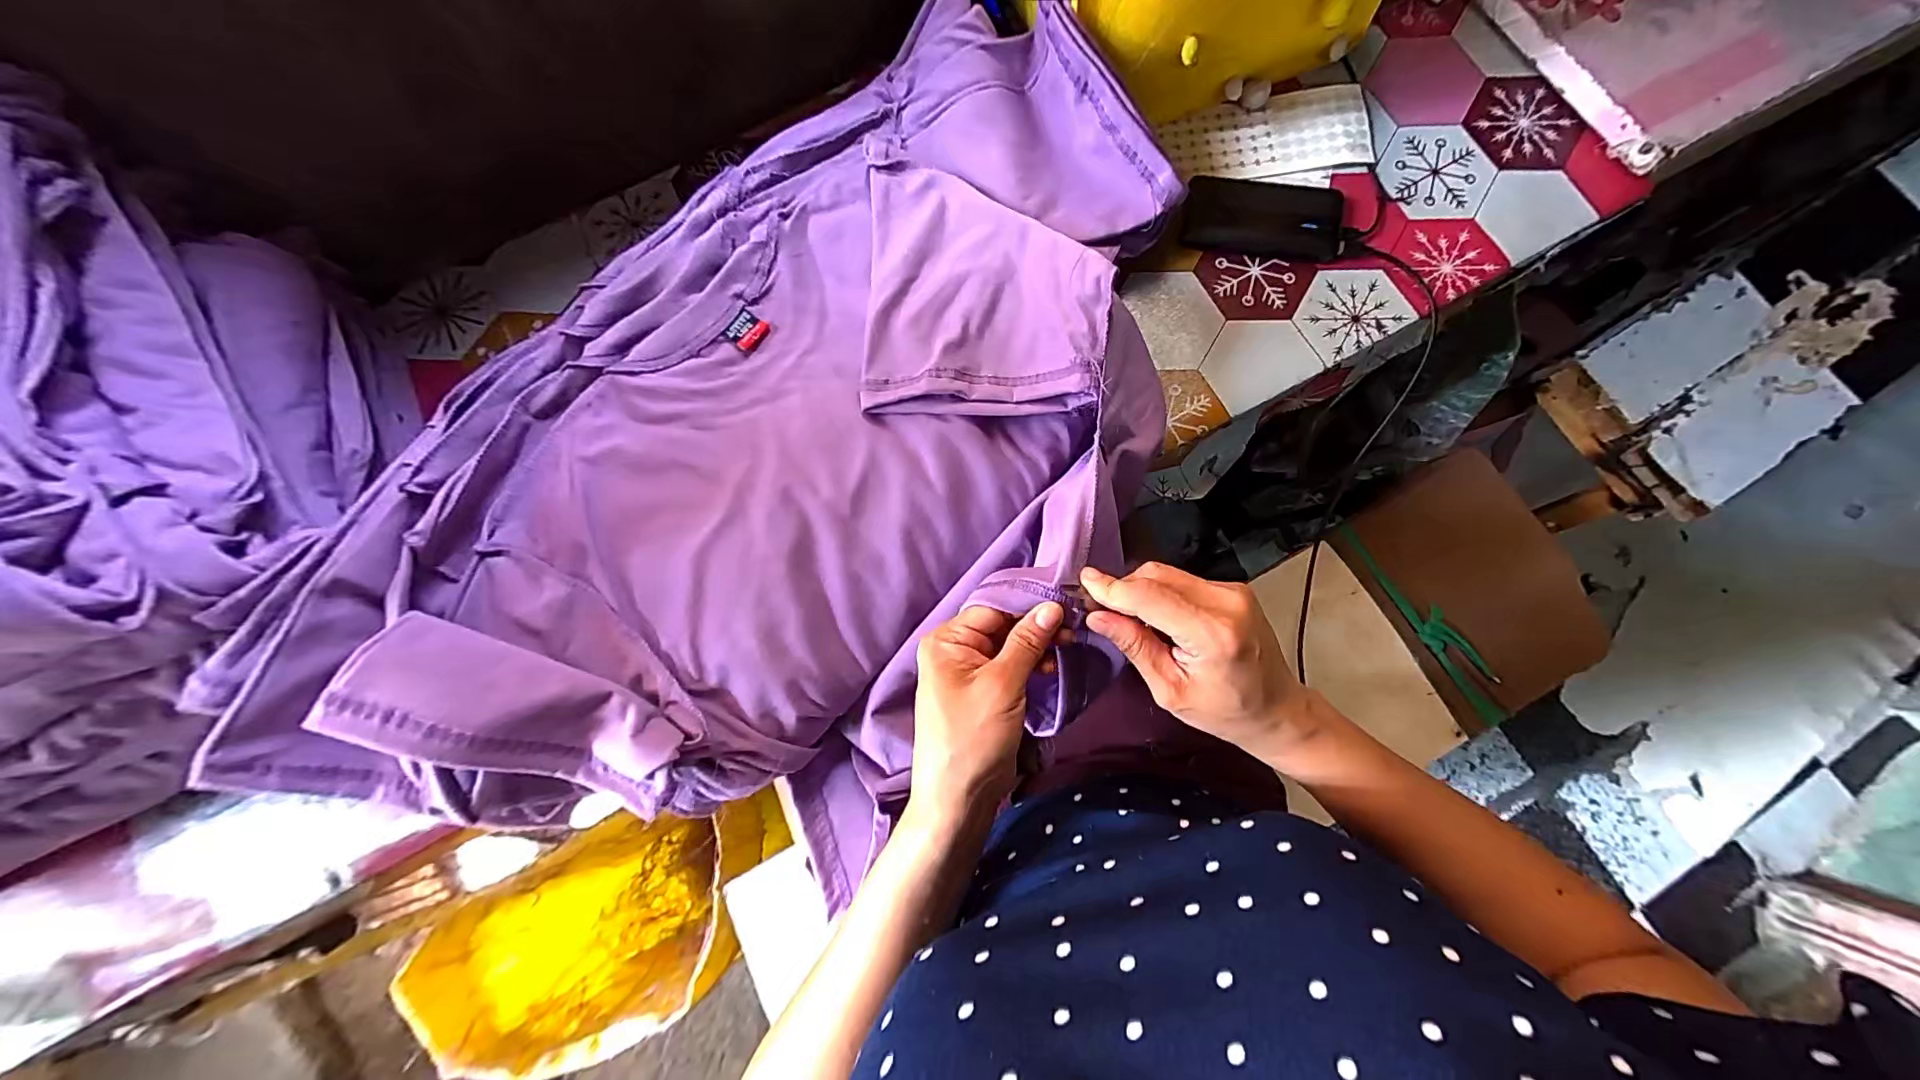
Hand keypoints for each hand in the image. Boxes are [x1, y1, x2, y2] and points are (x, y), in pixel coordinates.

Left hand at [908, 602, 1063, 826]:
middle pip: (1001, 624)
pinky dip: (1029, 664)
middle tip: (1071, 632)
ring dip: (1036, 646)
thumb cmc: (973, 738)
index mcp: (946, 641)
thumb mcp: (1002, 685)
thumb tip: (1051, 607)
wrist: (958, 798)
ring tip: (1063, 651)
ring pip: (1008, 645)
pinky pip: (1008, 666)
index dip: (1028, 606)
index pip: (993, 608)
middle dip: (1035, 627)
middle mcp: (953, 650)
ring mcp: (967, 671)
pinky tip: (1048, 669)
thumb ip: (1027, 642)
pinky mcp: (982, 691)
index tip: (1065, 607)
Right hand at [1080, 563, 1316, 758]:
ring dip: (1139, 590)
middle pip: (1155, 576)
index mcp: (1213, 633)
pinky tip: (1155, 618)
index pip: (1148, 596)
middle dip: (1122, 589)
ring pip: (1166, 573)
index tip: (1085, 582)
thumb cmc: (1228, 711)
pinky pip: (1181, 580)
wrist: (1277, 710)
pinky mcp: (1232, 588)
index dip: (1111, 588)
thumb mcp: (1170, 690)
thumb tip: (1099, 617)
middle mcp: (1227, 603)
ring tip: (1127, 617)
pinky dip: (1159, 593)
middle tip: (1099, 608)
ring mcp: (1233, 591)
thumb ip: (1134, 646)